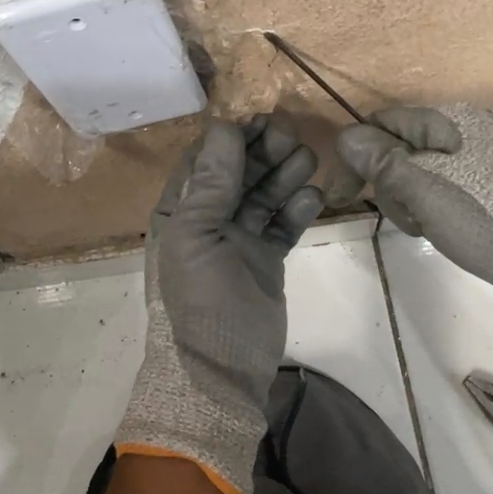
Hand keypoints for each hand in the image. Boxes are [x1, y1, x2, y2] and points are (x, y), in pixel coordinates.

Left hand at [114, 115, 323, 493]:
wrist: (221, 372)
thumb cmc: (200, 302)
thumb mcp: (196, 237)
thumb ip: (211, 184)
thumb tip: (223, 127)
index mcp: (179, 214)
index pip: (204, 162)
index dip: (230, 140)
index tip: (260, 121)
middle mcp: (207, 222)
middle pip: (237, 174)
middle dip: (263, 155)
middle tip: (291, 139)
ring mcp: (237, 242)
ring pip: (262, 197)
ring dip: (283, 177)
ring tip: (307, 162)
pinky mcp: (265, 262)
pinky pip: (282, 226)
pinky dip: (296, 210)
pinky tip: (313, 197)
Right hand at [332, 103, 492, 384]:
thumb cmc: (483, 221)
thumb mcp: (422, 190)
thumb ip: (381, 160)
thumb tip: (345, 135)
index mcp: (451, 120)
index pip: (384, 122)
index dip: (359, 154)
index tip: (348, 192)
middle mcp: (468, 129)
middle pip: (401, 147)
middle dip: (390, 183)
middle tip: (404, 216)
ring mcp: (484, 156)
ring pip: (421, 171)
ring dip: (411, 200)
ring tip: (426, 228)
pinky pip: (446, 186)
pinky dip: (434, 206)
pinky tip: (444, 229)